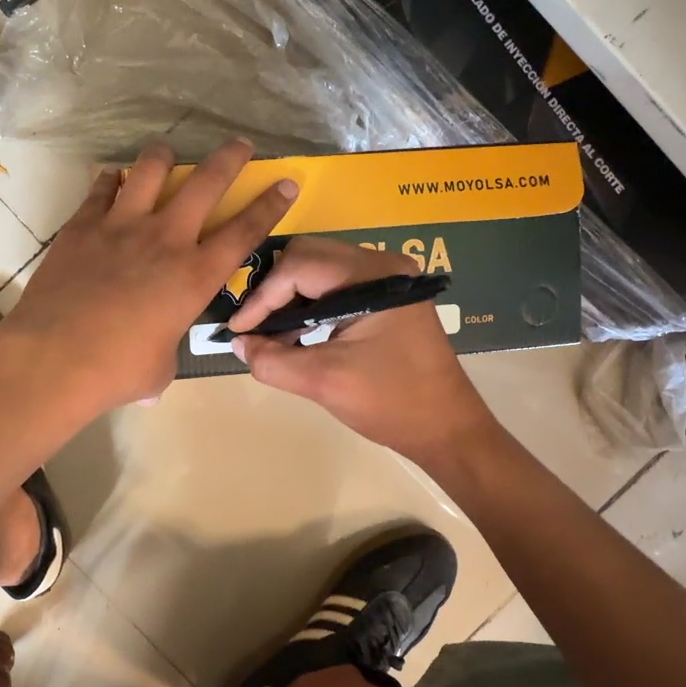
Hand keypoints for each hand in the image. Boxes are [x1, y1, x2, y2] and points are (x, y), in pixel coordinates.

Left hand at [0, 139, 297, 410]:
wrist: (55, 356)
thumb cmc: (116, 371)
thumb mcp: (160, 366)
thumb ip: (165, 345)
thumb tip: (153, 353)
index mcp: (195, 275)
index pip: (245, 231)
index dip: (270, 205)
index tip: (285, 183)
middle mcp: (165, 239)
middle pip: (207, 183)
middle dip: (230, 158)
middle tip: (240, 144)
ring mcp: (121, 225)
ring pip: (151, 169)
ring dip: (164, 155)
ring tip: (167, 152)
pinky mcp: (82, 225)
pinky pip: (101, 188)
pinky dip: (110, 180)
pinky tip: (111, 179)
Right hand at [228, 237, 499, 464]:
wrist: (448, 429)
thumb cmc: (391, 402)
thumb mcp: (323, 382)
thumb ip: (272, 360)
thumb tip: (237, 343)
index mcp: (373, 276)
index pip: (298, 267)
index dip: (262, 297)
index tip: (238, 330)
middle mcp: (382, 265)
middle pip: (307, 257)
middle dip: (273, 291)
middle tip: (253, 327)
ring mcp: (387, 278)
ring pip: (318, 269)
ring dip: (290, 299)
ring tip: (271, 336)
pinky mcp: (387, 296)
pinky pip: (334, 285)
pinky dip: (310, 305)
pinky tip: (297, 336)